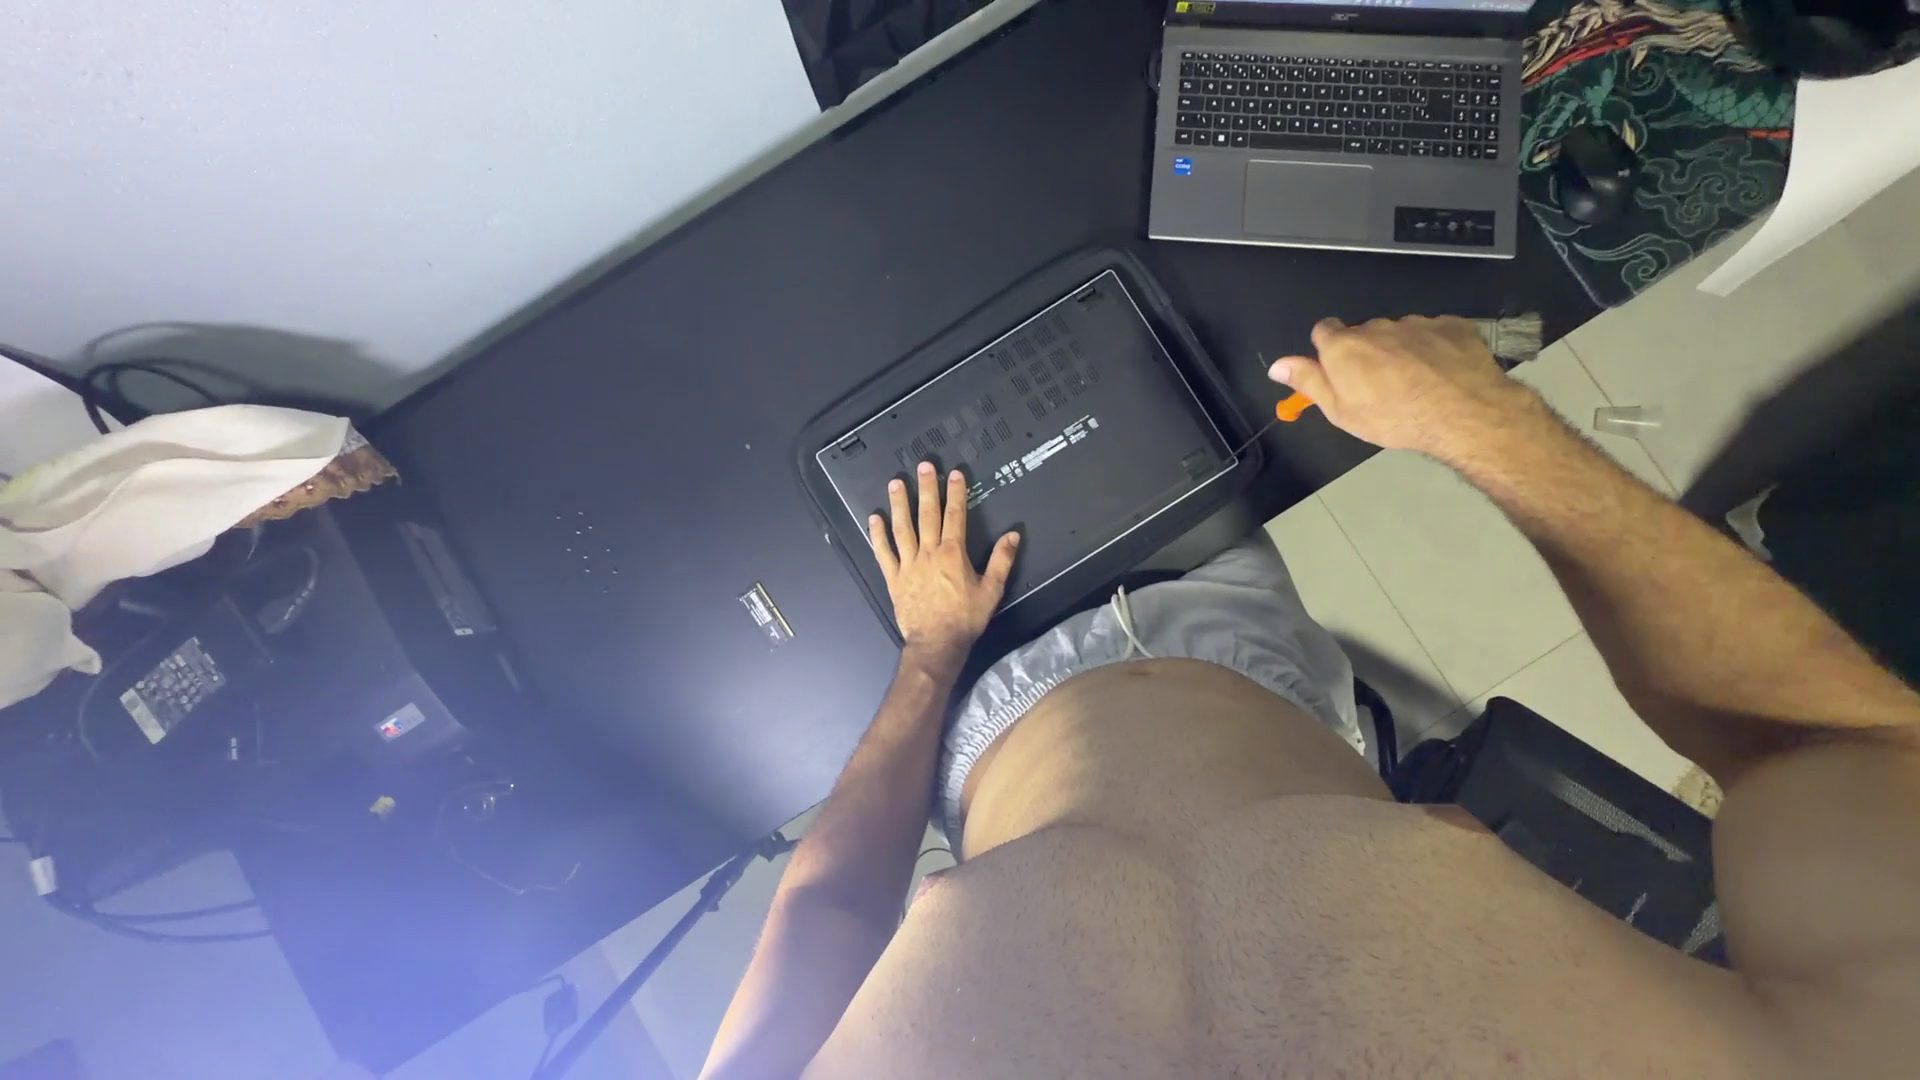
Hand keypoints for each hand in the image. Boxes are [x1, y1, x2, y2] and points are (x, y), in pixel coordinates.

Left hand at [869, 463, 1019, 659]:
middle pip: (927, 515)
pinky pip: (884, 553)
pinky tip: (874, 519)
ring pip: (902, 528)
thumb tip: (1013, 535)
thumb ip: (1001, 561)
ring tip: (896, 483)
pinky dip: (878, 536)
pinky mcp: (894, 578)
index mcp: (953, 554)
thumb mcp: (992, 590)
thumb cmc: (965, 619)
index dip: (956, 493)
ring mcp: (908, 565)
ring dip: (899, 504)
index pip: (955, 516)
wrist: (937, 644)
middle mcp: (928, 554)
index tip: (954, 474)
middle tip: (923, 467)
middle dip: (926, 489)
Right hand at [1268, 316, 1540, 456]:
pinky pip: (1432, 331)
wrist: (1463, 412)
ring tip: (1414, 382)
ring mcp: (1416, 323)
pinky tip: (1440, 372)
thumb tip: (1277, 365)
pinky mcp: (1451, 324)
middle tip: (1377, 386)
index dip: (1327, 349)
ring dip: (1398, 350)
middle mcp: (1376, 327)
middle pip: (1362, 333)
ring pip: (1398, 333)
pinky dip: (1431, 347)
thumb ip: (1308, 382)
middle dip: (1365, 352)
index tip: (1337, 369)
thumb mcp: (1340, 411)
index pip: (1323, 330)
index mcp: (1343, 347)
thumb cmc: (1393, 417)